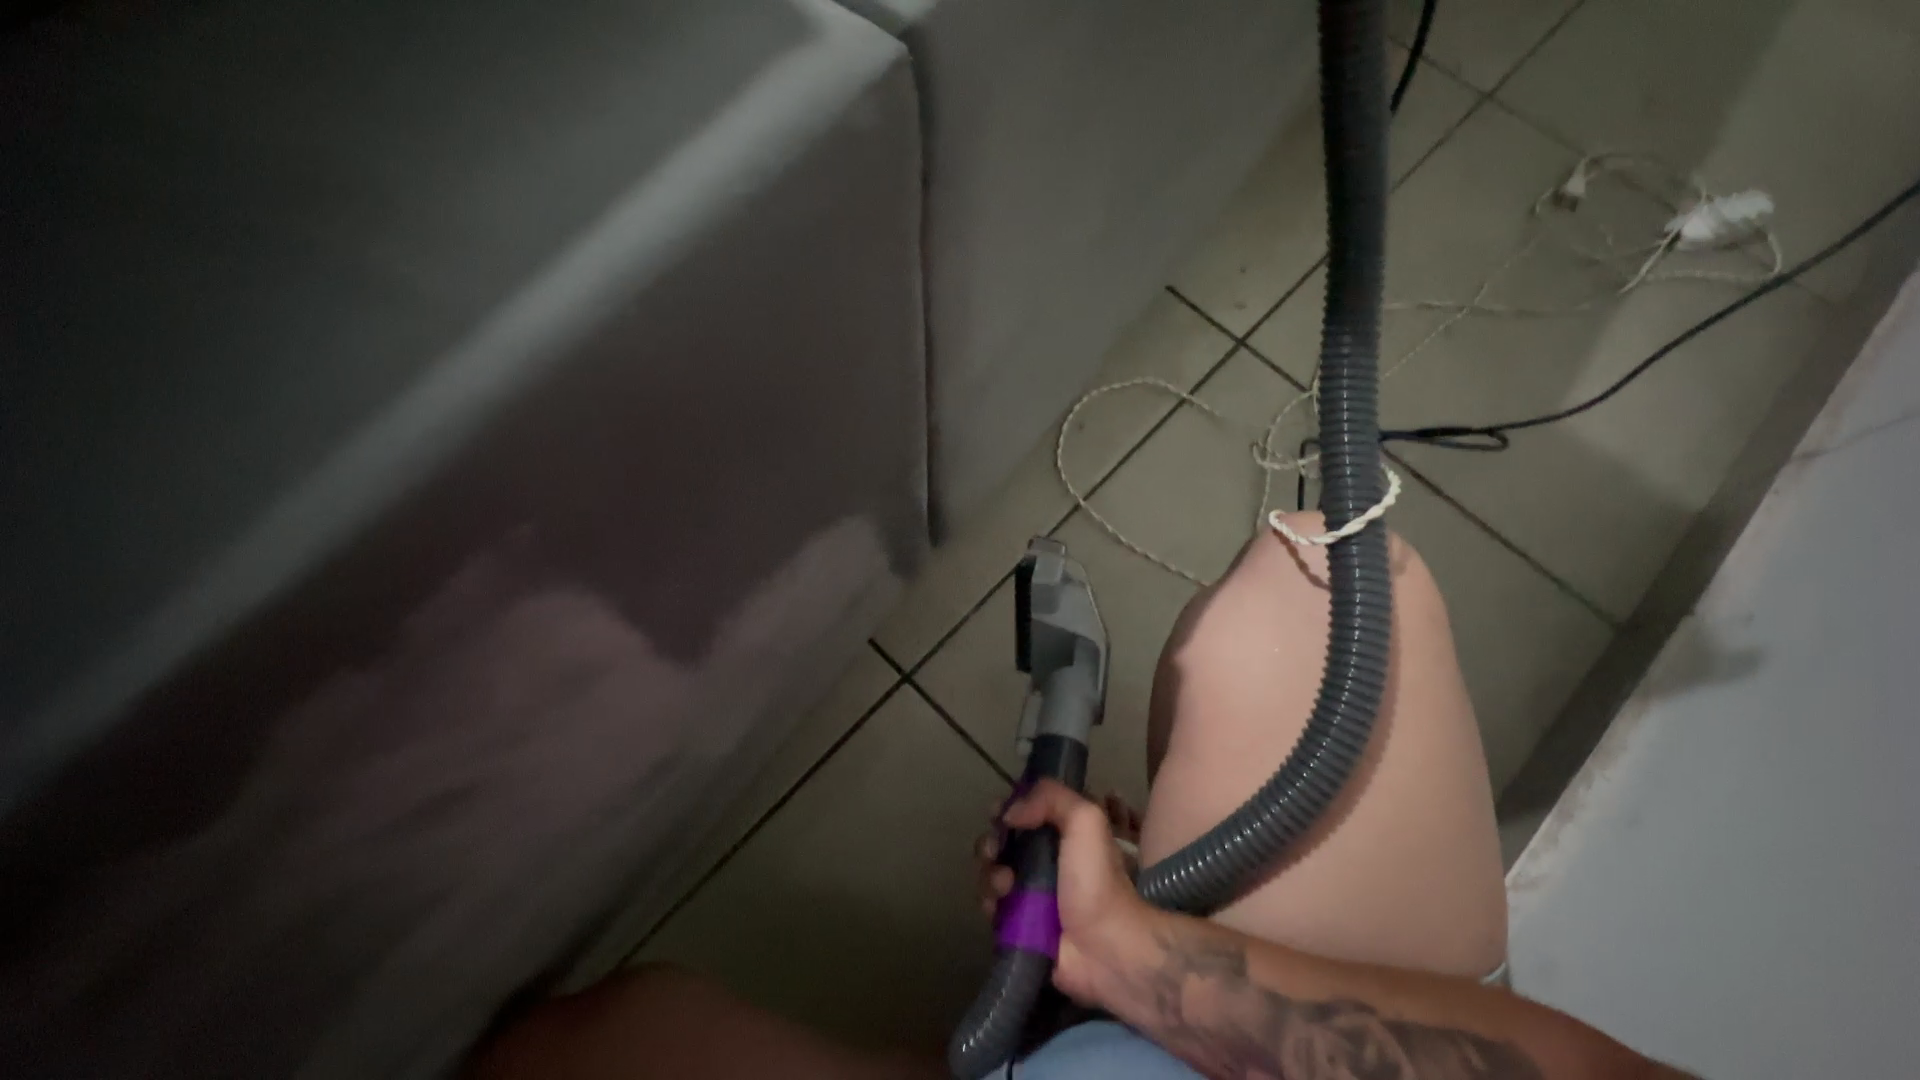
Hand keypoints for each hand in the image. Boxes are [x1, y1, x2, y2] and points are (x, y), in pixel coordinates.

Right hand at [973, 780, 1158, 1005]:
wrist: (1105, 950)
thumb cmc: (1097, 882)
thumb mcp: (1086, 822)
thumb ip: (1051, 798)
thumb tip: (1009, 813)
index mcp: (1061, 833)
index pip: (1024, 811)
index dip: (1007, 809)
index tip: (1000, 814)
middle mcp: (1043, 859)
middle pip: (1001, 840)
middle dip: (991, 842)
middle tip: (995, 851)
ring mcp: (1028, 892)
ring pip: (991, 871)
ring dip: (989, 873)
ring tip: (1005, 886)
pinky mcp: (1016, 922)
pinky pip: (990, 905)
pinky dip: (988, 902)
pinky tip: (998, 907)